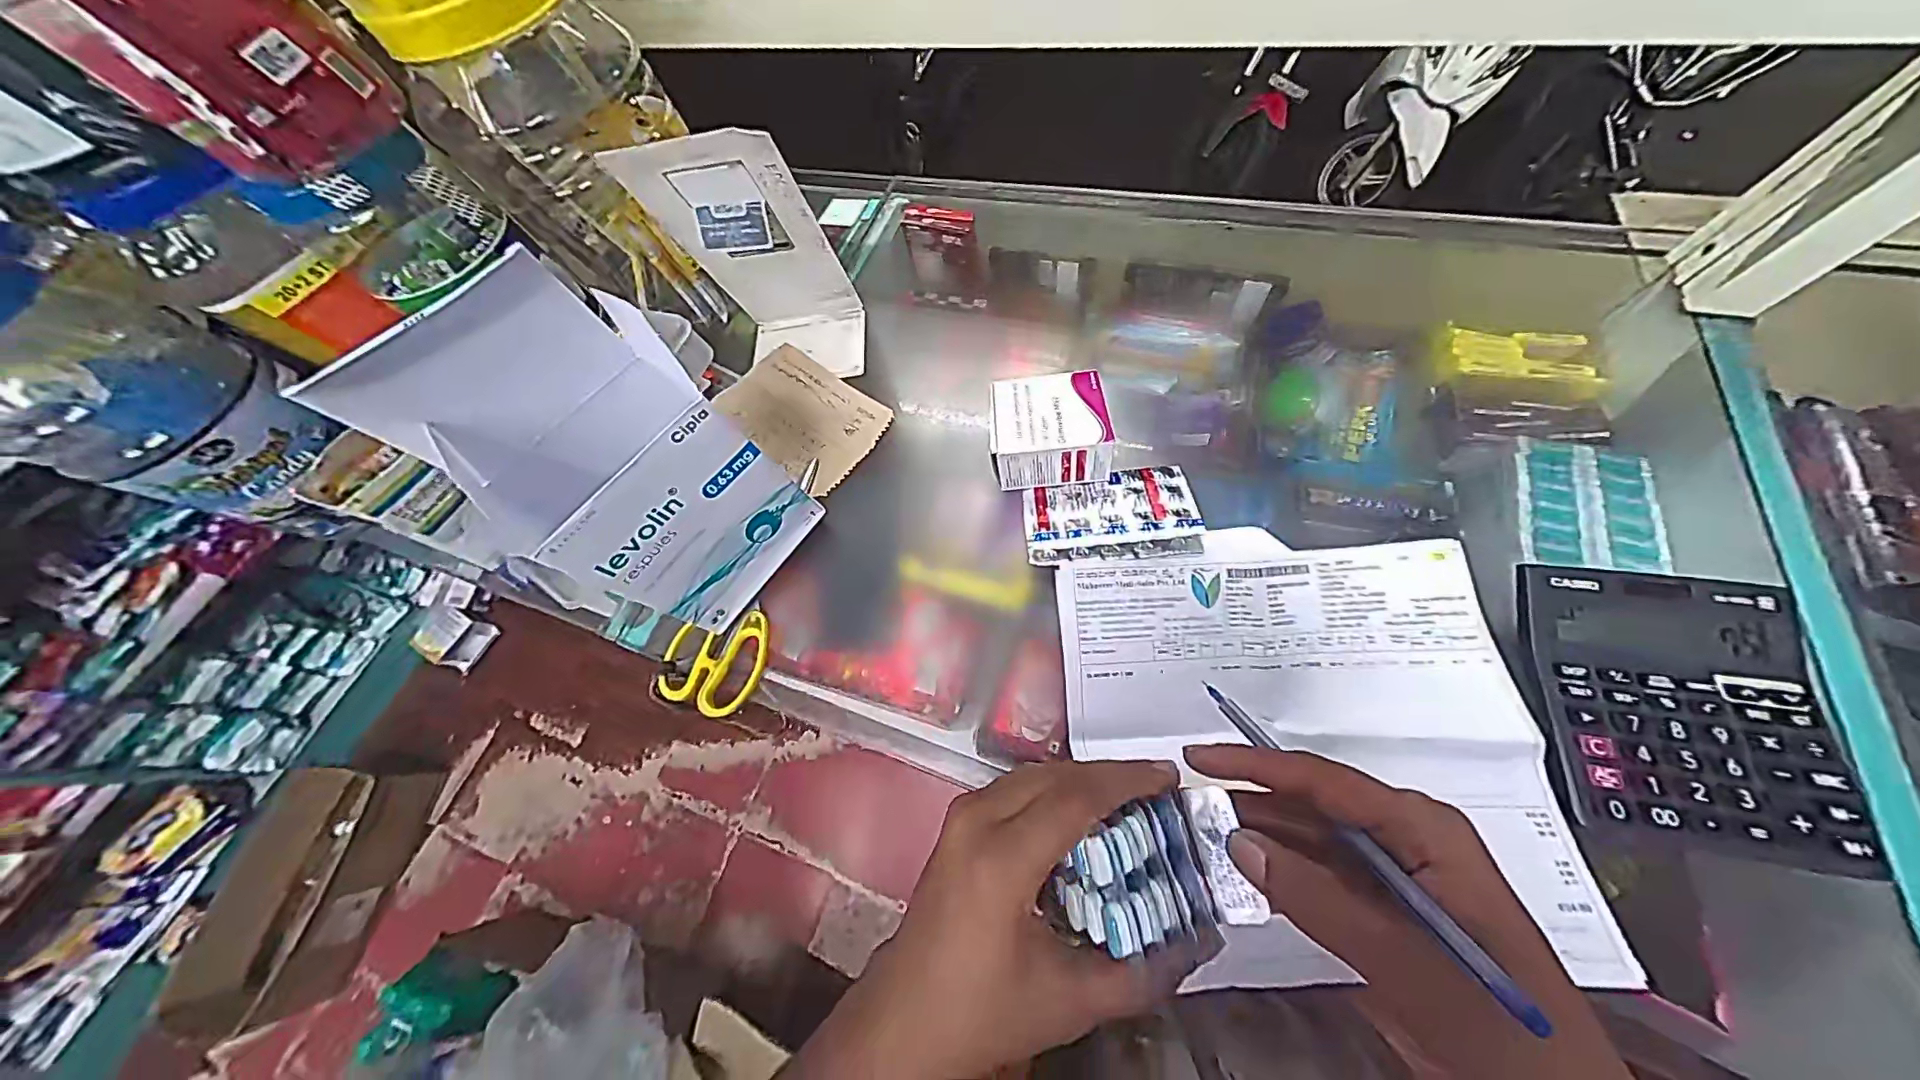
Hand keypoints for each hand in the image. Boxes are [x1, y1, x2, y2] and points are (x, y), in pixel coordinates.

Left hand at [783, 760, 1206, 1079]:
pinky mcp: (956, 826)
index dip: (1125, 781)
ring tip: (1124, 795)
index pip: (1073, 797)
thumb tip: (1193, 944)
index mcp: (1000, 860)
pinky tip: (1078, 812)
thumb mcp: (1069, 1000)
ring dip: (1079, 779)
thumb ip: (1140, 972)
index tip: (1165, 777)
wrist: (906, 1018)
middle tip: (1153, 785)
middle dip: (1107, 774)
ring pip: (1031, 775)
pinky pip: (1013, 788)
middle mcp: (975, 824)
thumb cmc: (979, 1009)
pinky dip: (1052, 790)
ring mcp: (960, 820)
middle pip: (1053, 775)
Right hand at [1185, 744, 1631, 1079]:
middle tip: (1190, 798)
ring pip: (1307, 836)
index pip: (1325, 780)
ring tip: (1202, 829)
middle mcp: (1403, 838)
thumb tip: (1241, 843)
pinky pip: (1314, 872)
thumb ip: (1318, 897)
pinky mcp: (1377, 906)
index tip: (1202, 758)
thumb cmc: (1500, 1022)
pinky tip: (1241, 870)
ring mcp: (1389, 872)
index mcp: (1423, 829)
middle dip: (1250, 797)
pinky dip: (1275, 869)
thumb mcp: (1404, 957)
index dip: (1257, 764)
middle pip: (1310, 803)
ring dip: (1257, 832)